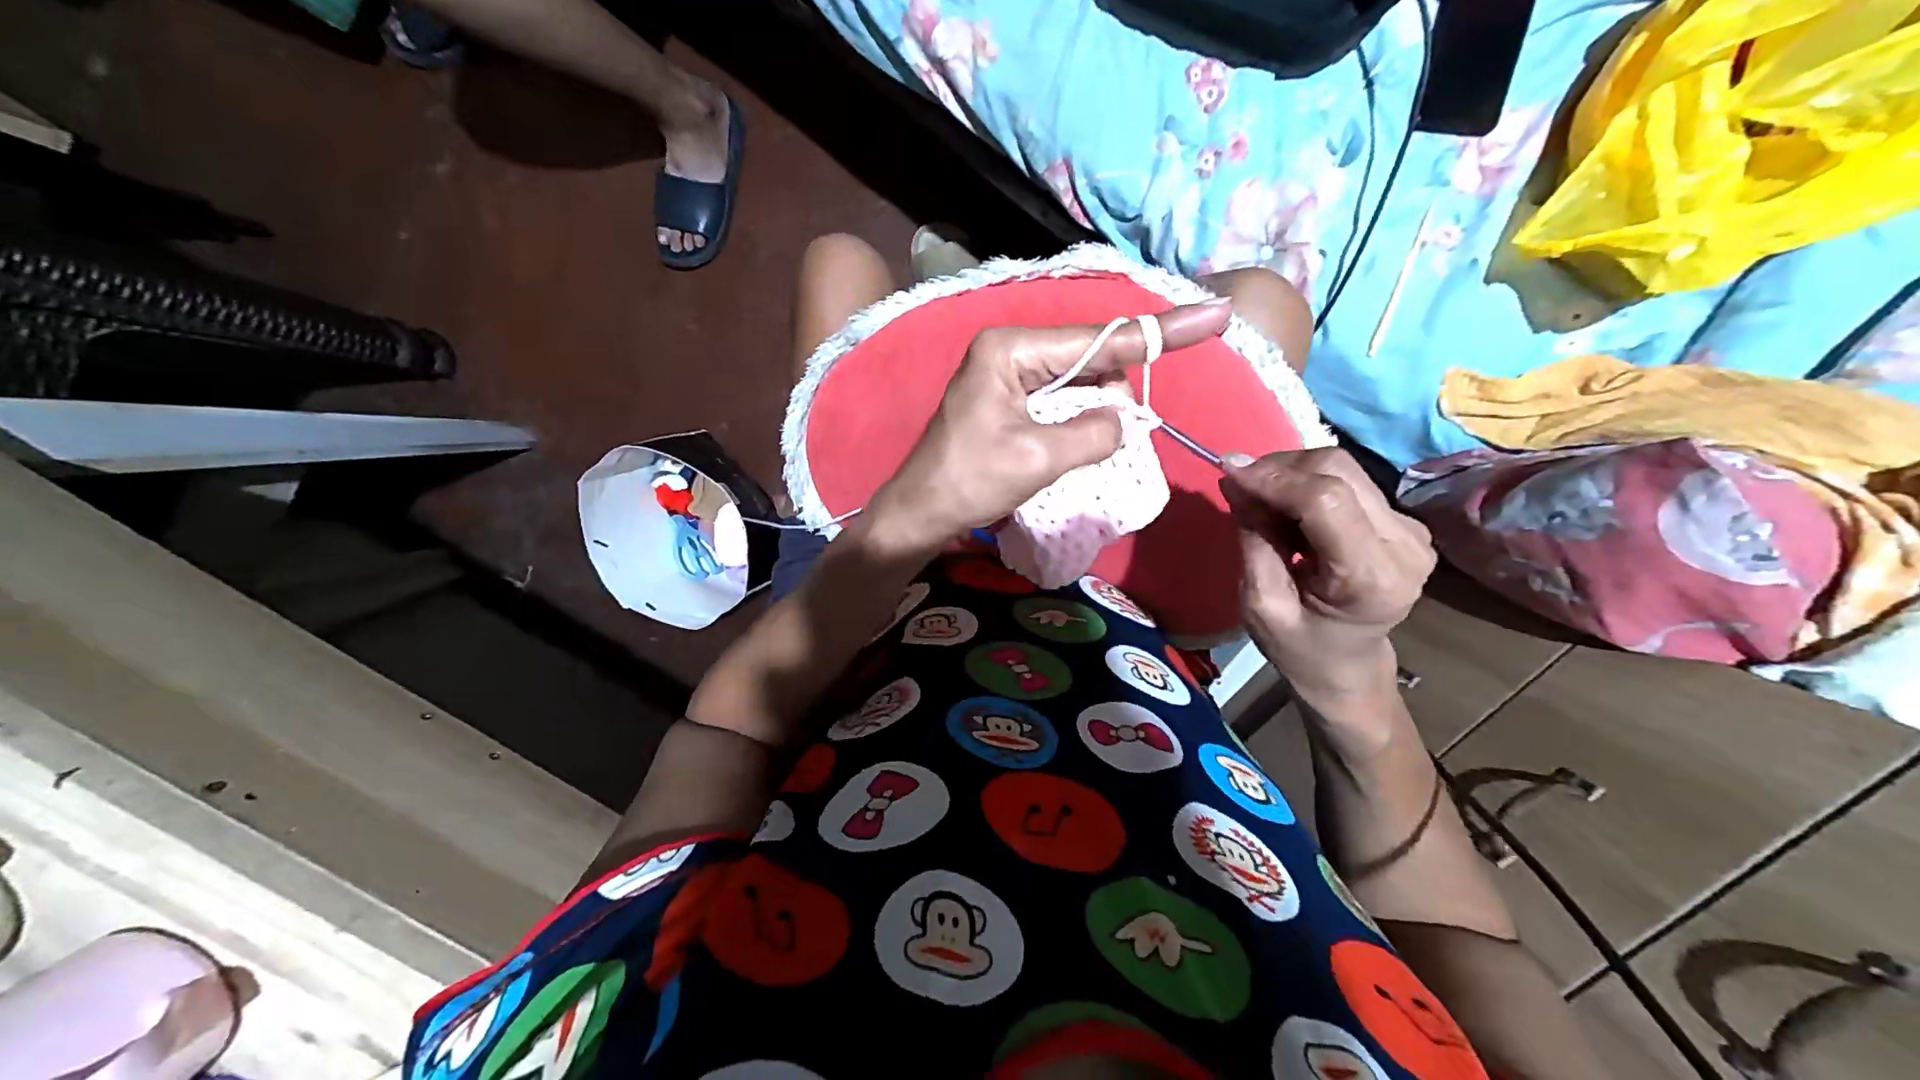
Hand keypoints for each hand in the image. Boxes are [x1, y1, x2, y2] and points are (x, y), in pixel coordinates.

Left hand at [865, 300, 1232, 553]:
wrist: (920, 513)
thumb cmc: (969, 481)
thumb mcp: (1038, 458)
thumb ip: (1093, 432)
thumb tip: (1122, 420)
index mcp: (1010, 349)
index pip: (1098, 339)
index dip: (1159, 332)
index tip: (1214, 315)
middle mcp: (1010, 351)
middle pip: (1090, 357)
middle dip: (1117, 390)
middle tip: (1118, 434)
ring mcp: (1008, 374)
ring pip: (1079, 381)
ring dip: (1097, 411)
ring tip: (1076, 449)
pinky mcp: (1009, 400)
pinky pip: (1060, 400)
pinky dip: (1079, 420)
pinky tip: (1079, 442)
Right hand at [1221, 448, 1435, 713]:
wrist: (1347, 666)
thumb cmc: (1299, 647)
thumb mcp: (1261, 604)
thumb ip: (1255, 540)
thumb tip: (1239, 481)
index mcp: (1371, 577)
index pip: (1325, 500)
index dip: (1273, 478)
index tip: (1228, 471)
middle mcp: (1404, 544)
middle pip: (1337, 472)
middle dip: (1279, 470)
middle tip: (1240, 489)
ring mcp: (1411, 529)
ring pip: (1342, 469)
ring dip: (1291, 475)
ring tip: (1263, 505)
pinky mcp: (1403, 520)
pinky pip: (1348, 482)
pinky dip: (1306, 486)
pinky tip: (1288, 513)